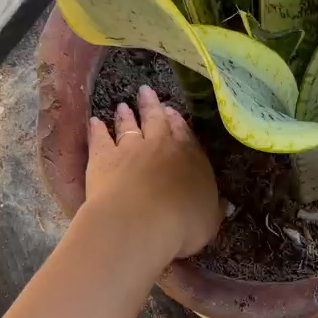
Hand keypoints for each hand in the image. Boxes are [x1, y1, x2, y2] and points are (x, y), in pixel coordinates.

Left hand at [80, 84, 221, 262]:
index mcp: (191, 160)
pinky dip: (96, 130)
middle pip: (156, 121)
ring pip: (128, 126)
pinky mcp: (103, 158)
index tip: (172, 111)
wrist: (141, 223)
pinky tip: (94, 122)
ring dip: (126, 115)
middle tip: (146, 91)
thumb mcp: (209, 222)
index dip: (178, 123)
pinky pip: (99, 139)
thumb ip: (213, 209)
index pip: (185, 136)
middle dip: (152, 105)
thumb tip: (224, 203)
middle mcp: (161, 147)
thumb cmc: (182, 226)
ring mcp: (130, 149)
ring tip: (123, 105)